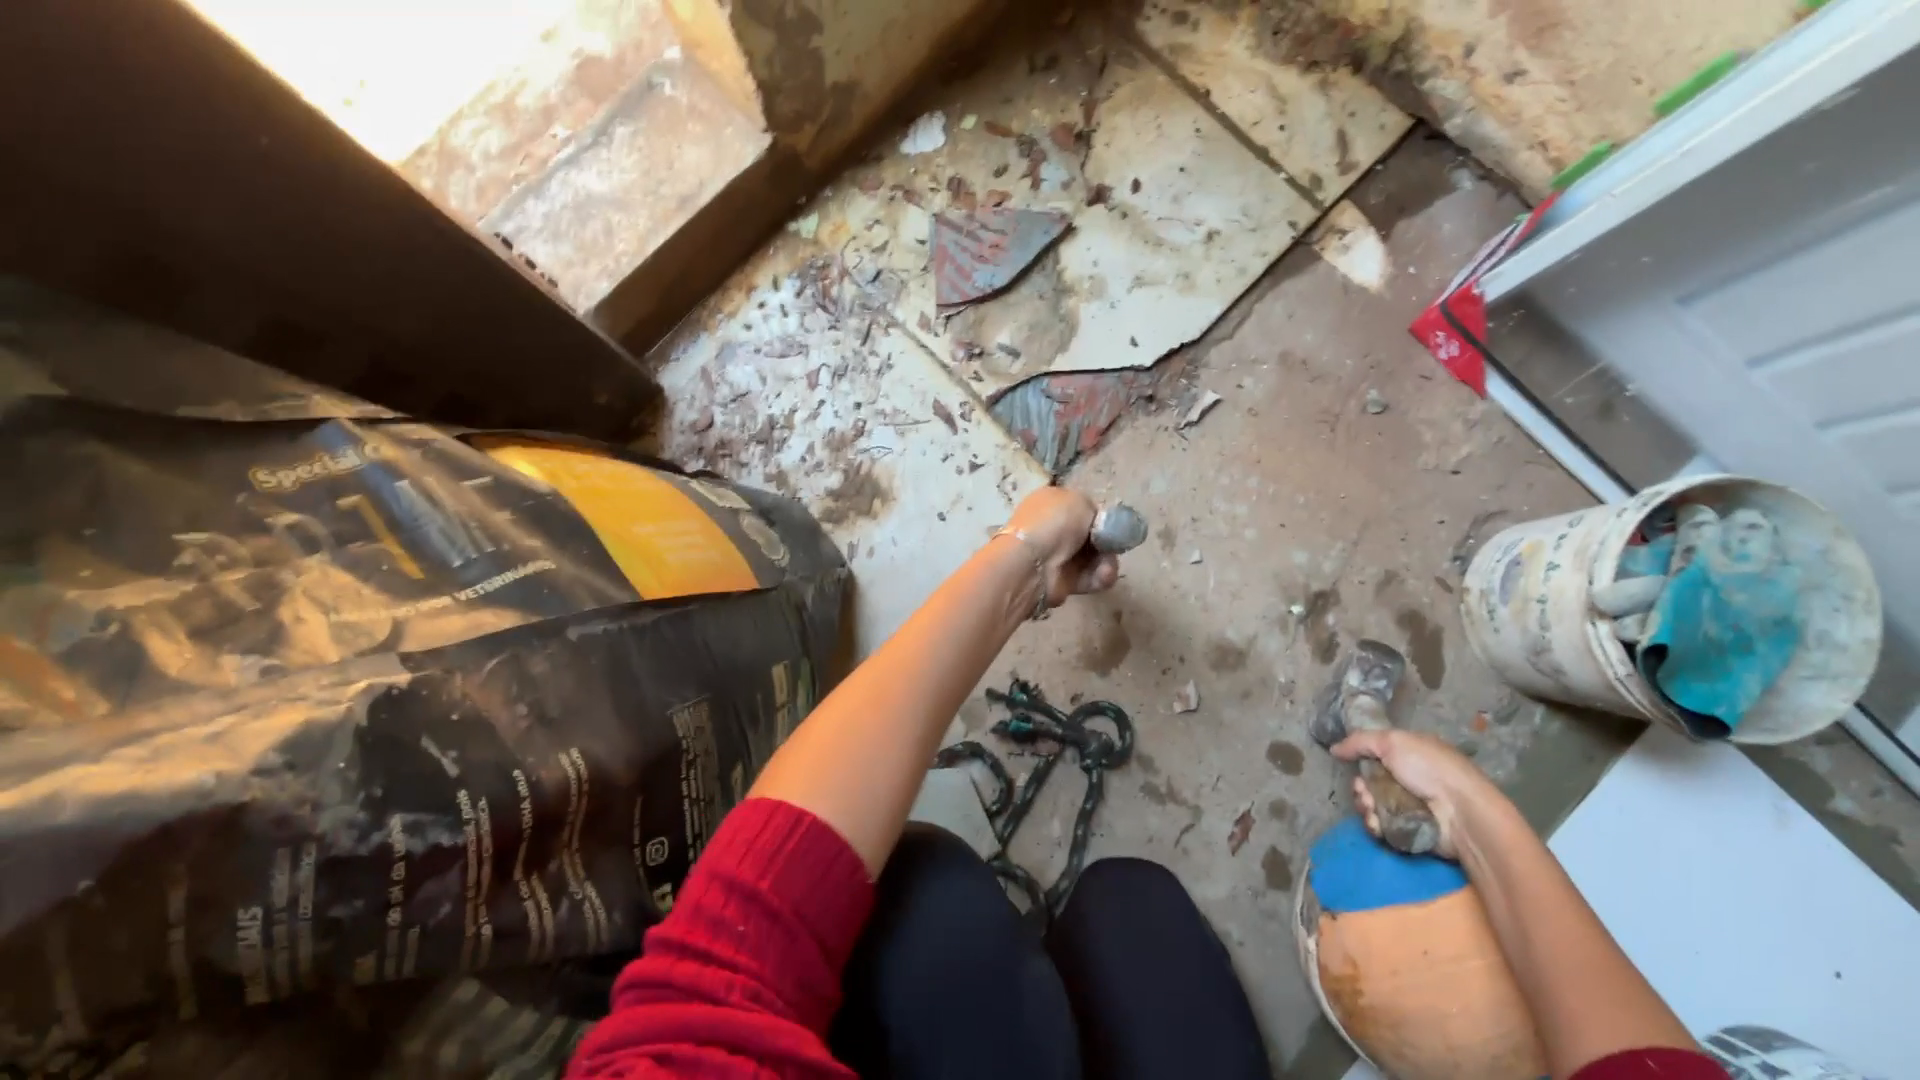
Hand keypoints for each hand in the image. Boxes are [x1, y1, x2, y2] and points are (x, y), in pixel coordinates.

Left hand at [1002, 487, 1120, 606]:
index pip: (1081, 508)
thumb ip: (1094, 510)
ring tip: (1106, 566)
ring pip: (1094, 559)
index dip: (1099, 516)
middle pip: (1091, 536)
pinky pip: (1090, 578)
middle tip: (1113, 545)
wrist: (1033, 562)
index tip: (1112, 523)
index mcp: (1051, 502)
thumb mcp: (1081, 501)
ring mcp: (1057, 556)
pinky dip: (1099, 578)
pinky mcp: (1063, 582)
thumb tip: (1097, 523)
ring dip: (1106, 562)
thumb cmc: (1055, 522)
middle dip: (1107, 542)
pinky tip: (1102, 576)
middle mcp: (1052, 528)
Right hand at [1331, 729, 1499, 859]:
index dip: (1361, 761)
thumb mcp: (1393, 741)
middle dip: (1361, 788)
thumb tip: (1334, 749)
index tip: (1353, 765)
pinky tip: (1377, 823)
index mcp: (1409, 755)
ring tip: (1372, 808)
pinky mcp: (1408, 829)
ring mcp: (1409, 806)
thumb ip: (1360, 742)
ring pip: (1372, 805)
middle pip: (1370, 783)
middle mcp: (1409, 780)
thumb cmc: (1429, 769)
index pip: (1375, 757)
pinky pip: (1380, 826)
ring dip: (1365, 806)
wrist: (1461, 812)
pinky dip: (1374, 824)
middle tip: (1365, 792)